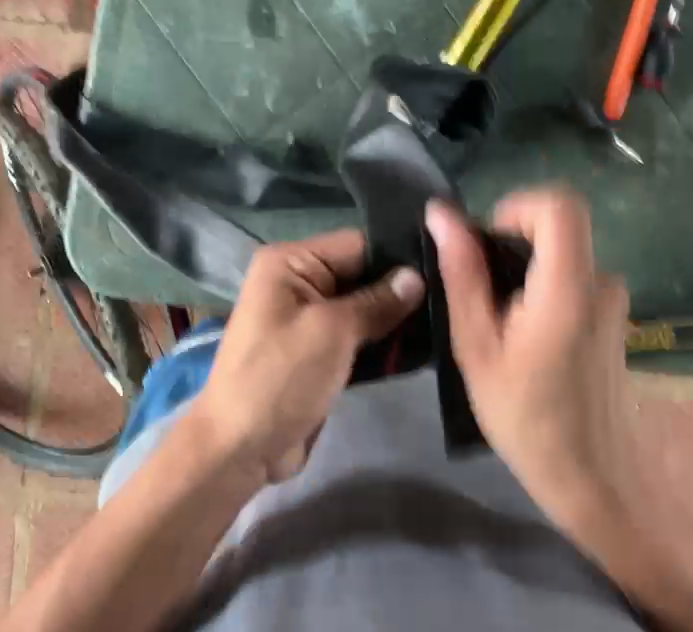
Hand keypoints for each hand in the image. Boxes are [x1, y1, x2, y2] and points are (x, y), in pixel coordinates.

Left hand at [190, 230, 423, 482]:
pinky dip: (381, 343)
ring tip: (445, 325)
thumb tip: (417, 276)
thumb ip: (376, 301)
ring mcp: (307, 318)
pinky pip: (357, 336)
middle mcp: (297, 282)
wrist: (240, 448)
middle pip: (362, 275)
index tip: (446, 271)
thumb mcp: (332, 332)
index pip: (357, 244)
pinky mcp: (317, 352)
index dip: (399, 257)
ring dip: (395, 321)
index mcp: (290, 262)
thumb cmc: (280, 377)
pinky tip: (420, 349)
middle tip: (453, 303)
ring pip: (363, 308)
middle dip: (401, 291)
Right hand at [427, 190, 648, 528]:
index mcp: (569, 287)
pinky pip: (572, 277)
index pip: (558, 204)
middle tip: (481, 295)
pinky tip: (524, 338)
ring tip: (498, 324)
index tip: (486, 246)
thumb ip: (462, 272)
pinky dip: (542, 288)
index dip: (515, 208)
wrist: (590, 478)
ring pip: (561, 252)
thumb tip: (441, 213)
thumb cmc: (524, 417)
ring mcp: (614, 300)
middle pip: (557, 226)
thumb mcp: (476, 345)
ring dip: (524, 271)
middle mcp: (601, 283)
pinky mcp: (613, 316)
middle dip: (511, 243)